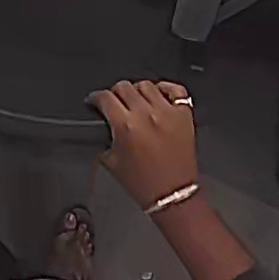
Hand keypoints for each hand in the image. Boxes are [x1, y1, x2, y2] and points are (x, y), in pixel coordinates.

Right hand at [90, 80, 196, 208]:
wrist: (171, 194)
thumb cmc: (143, 182)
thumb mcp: (111, 161)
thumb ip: (104, 137)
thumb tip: (102, 122)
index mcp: (126, 126)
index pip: (105, 98)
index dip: (95, 97)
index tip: (94, 100)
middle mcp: (147, 115)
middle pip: (124, 87)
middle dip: (114, 93)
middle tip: (114, 102)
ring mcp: (167, 112)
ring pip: (147, 85)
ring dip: (137, 91)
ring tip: (136, 100)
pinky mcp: (184, 114)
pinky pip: (174, 89)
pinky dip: (165, 88)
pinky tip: (159, 95)